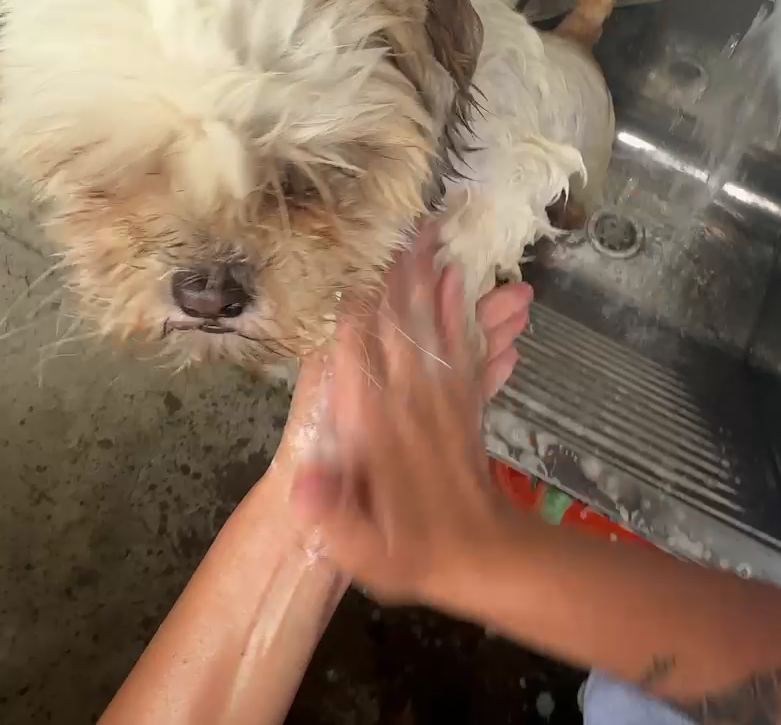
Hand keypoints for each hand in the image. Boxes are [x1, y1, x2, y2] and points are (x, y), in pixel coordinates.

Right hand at [290, 226, 534, 604]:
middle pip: (403, 326)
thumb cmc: (414, 551)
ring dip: (433, 280)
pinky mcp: (466, 399)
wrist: (485, 555)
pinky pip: (463, 345)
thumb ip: (332, 516)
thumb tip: (295, 483)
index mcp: (378, 430)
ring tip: (434, 236)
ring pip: (435, 326)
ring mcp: (444, 396)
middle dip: (402, 276)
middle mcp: (411, 400)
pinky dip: (462, 311)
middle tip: (407, 225)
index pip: (358, 359)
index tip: (351, 268)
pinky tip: (463, 282)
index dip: (353, 314)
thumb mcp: (365, 552)